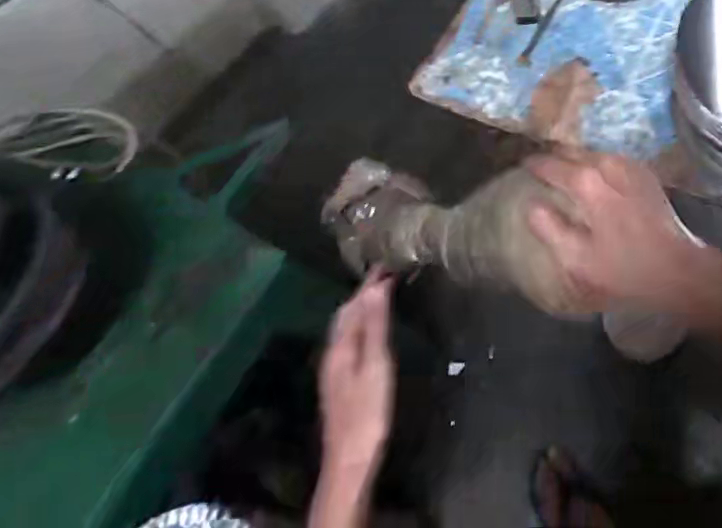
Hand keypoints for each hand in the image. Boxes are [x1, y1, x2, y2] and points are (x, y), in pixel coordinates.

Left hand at [317, 269, 394, 483]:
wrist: (349, 461)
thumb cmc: (367, 411)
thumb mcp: (376, 365)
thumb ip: (375, 326)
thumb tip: (376, 286)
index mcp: (341, 346)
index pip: (354, 303)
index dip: (370, 282)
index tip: (388, 260)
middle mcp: (333, 353)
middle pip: (345, 313)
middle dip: (364, 290)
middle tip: (388, 272)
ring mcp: (335, 369)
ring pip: (346, 327)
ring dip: (362, 306)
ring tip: (383, 293)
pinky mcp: (341, 381)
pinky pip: (350, 338)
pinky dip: (362, 323)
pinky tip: (373, 329)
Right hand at [525, 150, 721, 323]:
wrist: (677, 268)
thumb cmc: (624, 268)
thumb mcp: (577, 258)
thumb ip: (548, 227)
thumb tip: (531, 203)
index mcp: (586, 182)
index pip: (551, 164)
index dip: (534, 164)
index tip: (523, 165)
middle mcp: (608, 164)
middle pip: (573, 152)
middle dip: (555, 157)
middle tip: (541, 167)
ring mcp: (630, 166)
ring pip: (593, 154)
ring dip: (577, 159)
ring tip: (565, 171)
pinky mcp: (645, 173)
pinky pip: (612, 160)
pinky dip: (598, 164)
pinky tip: (595, 179)